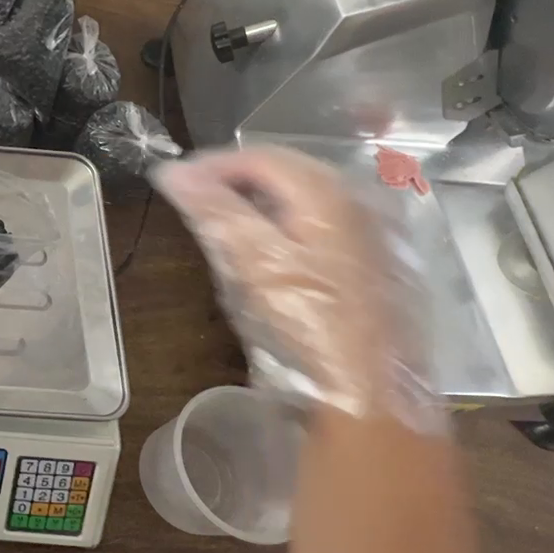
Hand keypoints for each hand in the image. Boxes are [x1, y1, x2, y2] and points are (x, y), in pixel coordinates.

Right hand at [152, 145, 433, 424]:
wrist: (372, 395)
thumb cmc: (307, 325)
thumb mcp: (249, 264)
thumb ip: (212, 210)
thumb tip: (170, 171)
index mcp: (327, 193)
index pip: (260, 157)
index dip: (212, 165)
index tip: (175, 184)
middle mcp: (360, 201)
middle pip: (289, 171)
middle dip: (238, 179)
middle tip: (196, 202)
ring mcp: (377, 234)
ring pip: (311, 198)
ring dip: (265, 201)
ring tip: (228, 226)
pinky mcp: (383, 265)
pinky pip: (329, 224)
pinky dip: (293, 224)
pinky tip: (276, 255)